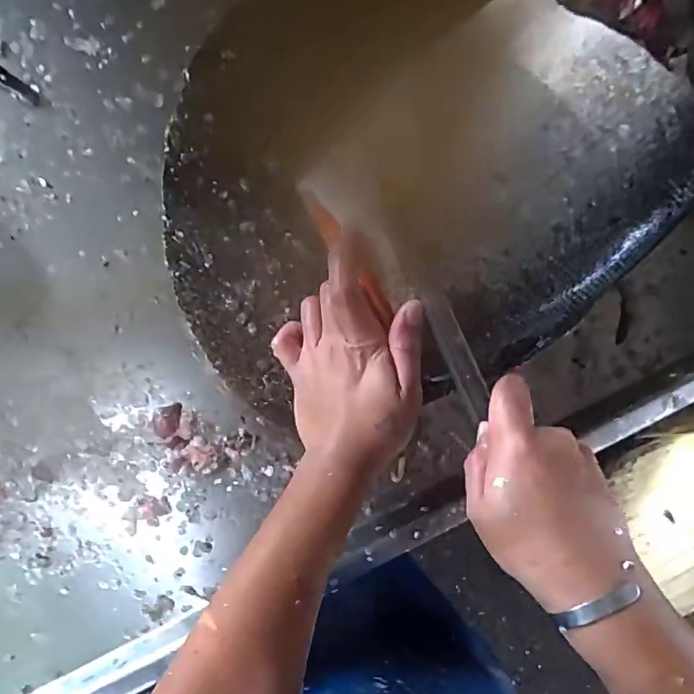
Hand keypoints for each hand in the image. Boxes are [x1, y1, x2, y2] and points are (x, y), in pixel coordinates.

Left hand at [271, 233, 423, 479]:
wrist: (341, 459)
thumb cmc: (380, 426)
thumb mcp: (407, 388)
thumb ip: (405, 344)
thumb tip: (409, 304)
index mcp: (354, 341)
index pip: (342, 288)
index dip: (343, 259)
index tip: (347, 234)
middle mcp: (325, 342)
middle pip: (323, 295)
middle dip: (343, 287)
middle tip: (370, 306)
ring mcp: (307, 358)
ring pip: (307, 312)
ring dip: (324, 306)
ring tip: (347, 323)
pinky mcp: (296, 375)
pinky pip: (285, 341)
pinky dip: (293, 331)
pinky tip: (308, 337)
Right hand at [464, 374, 636, 612]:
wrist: (590, 578)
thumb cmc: (524, 545)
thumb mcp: (478, 510)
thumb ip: (477, 464)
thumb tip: (487, 435)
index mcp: (520, 445)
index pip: (510, 392)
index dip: (499, 399)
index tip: (493, 427)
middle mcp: (555, 440)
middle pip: (524, 429)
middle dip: (511, 452)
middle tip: (506, 493)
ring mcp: (582, 455)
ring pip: (545, 449)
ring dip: (535, 468)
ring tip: (532, 510)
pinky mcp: (599, 472)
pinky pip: (565, 465)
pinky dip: (556, 481)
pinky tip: (555, 514)